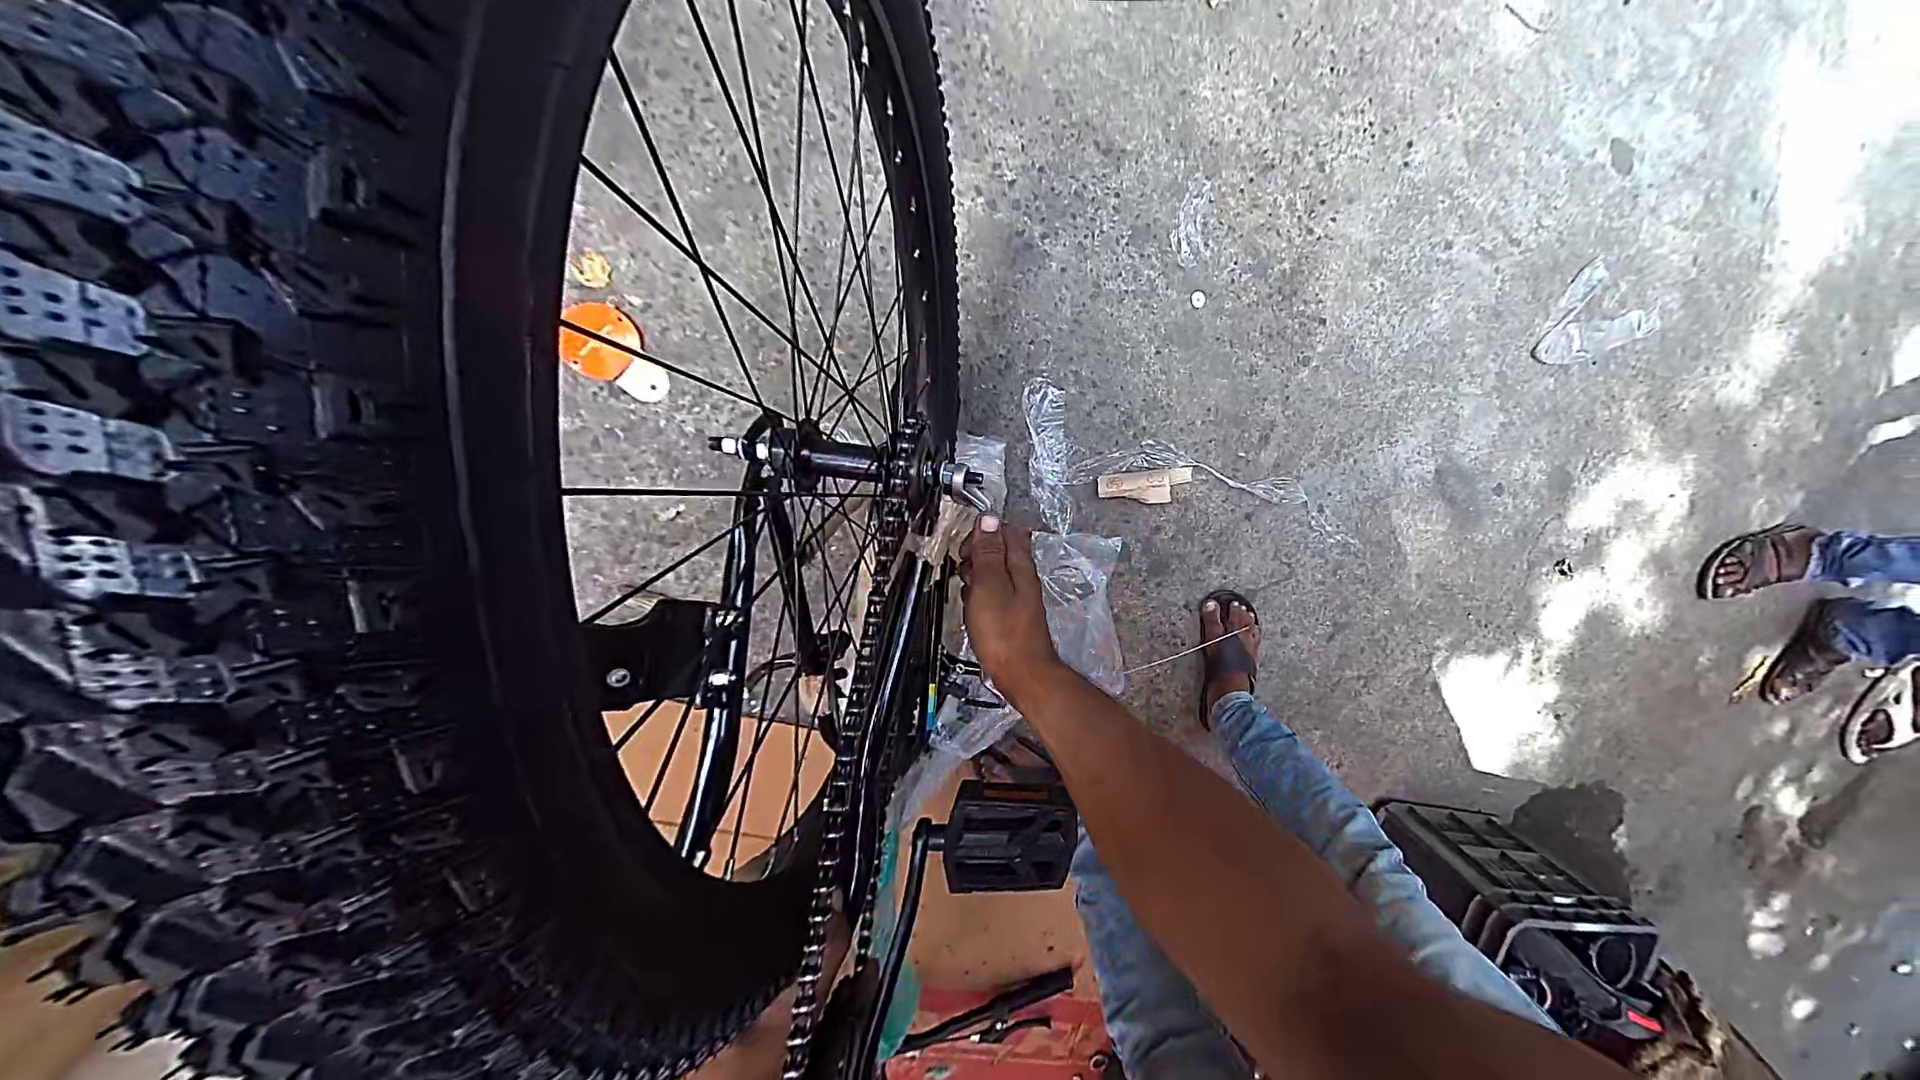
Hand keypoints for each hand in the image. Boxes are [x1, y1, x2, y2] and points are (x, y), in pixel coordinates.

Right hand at [960, 515, 1064, 703]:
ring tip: (968, 590)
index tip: (967, 549)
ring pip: (995, 571)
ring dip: (977, 575)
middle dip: (977, 554)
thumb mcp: (989, 585)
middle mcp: (1023, 577)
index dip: (983, 532)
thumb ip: (988, 552)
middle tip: (966, 571)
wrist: (1022, 674)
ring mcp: (1019, 596)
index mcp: (1019, 565)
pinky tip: (973, 608)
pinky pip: (993, 592)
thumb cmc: (1005, 633)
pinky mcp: (1012, 614)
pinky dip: (980, 594)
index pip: (1005, 530)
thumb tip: (988, 520)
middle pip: (1000, 550)